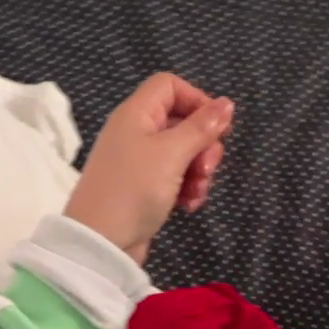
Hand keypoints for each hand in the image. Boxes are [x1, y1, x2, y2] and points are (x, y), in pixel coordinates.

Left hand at [64, 73, 234, 263]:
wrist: (101, 242)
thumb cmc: (134, 190)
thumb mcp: (172, 154)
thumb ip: (201, 127)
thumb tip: (227, 104)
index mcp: (137, 113)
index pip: (170, 86)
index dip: (197, 100)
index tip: (216, 126)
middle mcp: (136, 133)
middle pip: (181, 123)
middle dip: (202, 145)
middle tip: (207, 169)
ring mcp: (139, 163)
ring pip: (181, 154)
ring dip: (197, 172)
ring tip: (197, 193)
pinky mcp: (142, 190)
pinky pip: (172, 179)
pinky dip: (185, 189)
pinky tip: (188, 206)